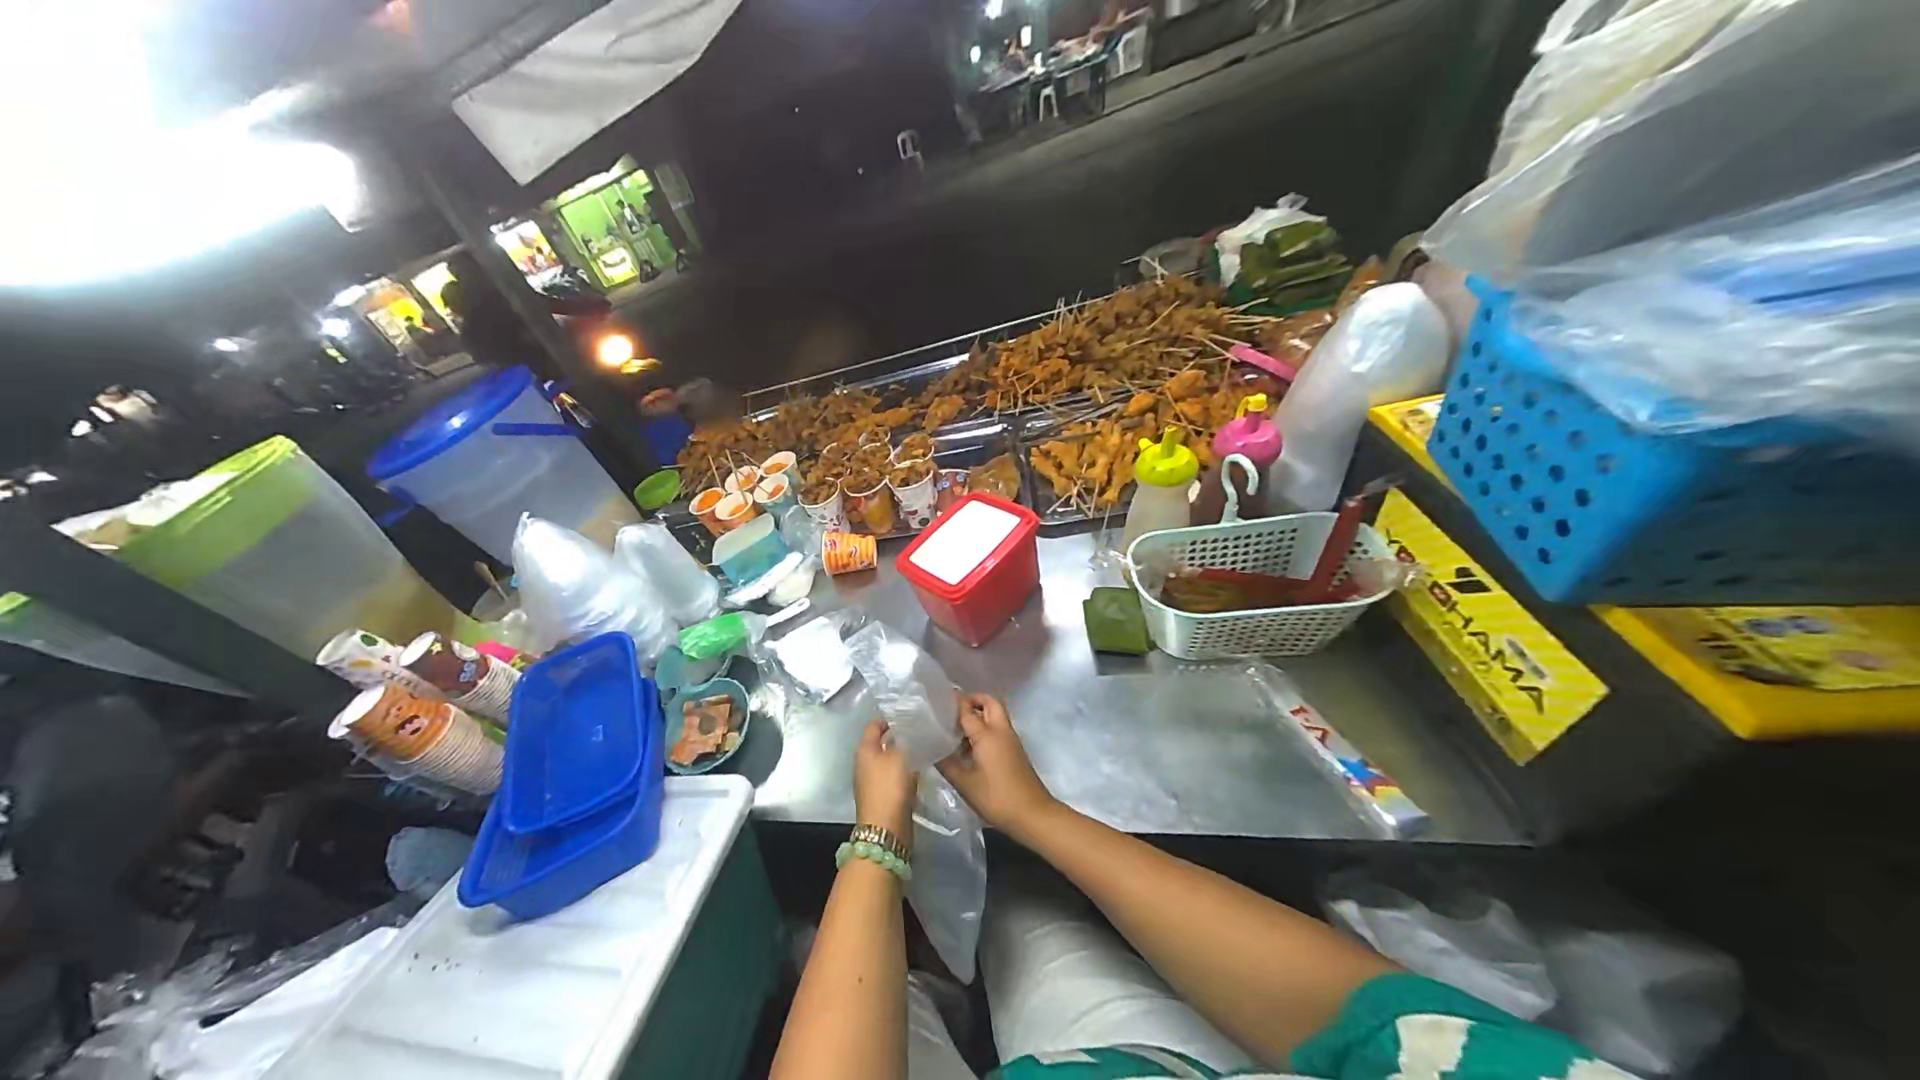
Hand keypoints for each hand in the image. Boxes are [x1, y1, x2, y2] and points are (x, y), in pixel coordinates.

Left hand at [854, 717, 914, 838]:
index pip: (874, 725)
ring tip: (924, 746)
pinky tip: (920, 769)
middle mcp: (865, 763)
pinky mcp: (882, 795)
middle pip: (881, 743)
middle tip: (920, 729)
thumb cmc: (889, 786)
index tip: (908, 713)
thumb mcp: (900, 756)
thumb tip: (906, 732)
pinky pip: (894, 776)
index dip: (889, 718)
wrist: (886, 828)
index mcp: (865, 750)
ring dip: (903, 754)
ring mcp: (872, 781)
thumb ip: (904, 740)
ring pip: (889, 760)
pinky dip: (905, 770)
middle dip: (898, 736)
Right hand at [937, 693, 1060, 840]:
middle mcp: (1001, 731)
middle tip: (952, 711)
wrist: (1032, 814)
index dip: (952, 703)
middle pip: (990, 702)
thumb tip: (931, 747)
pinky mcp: (1015, 751)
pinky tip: (968, 749)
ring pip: (996, 715)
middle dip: (973, 700)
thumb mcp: (964, 783)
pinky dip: (985, 729)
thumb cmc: (996, 797)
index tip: (935, 702)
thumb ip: (946, 763)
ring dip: (979, 715)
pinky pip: (999, 730)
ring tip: (955, 731)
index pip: (967, 709)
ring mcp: (1011, 740)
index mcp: (988, 734)